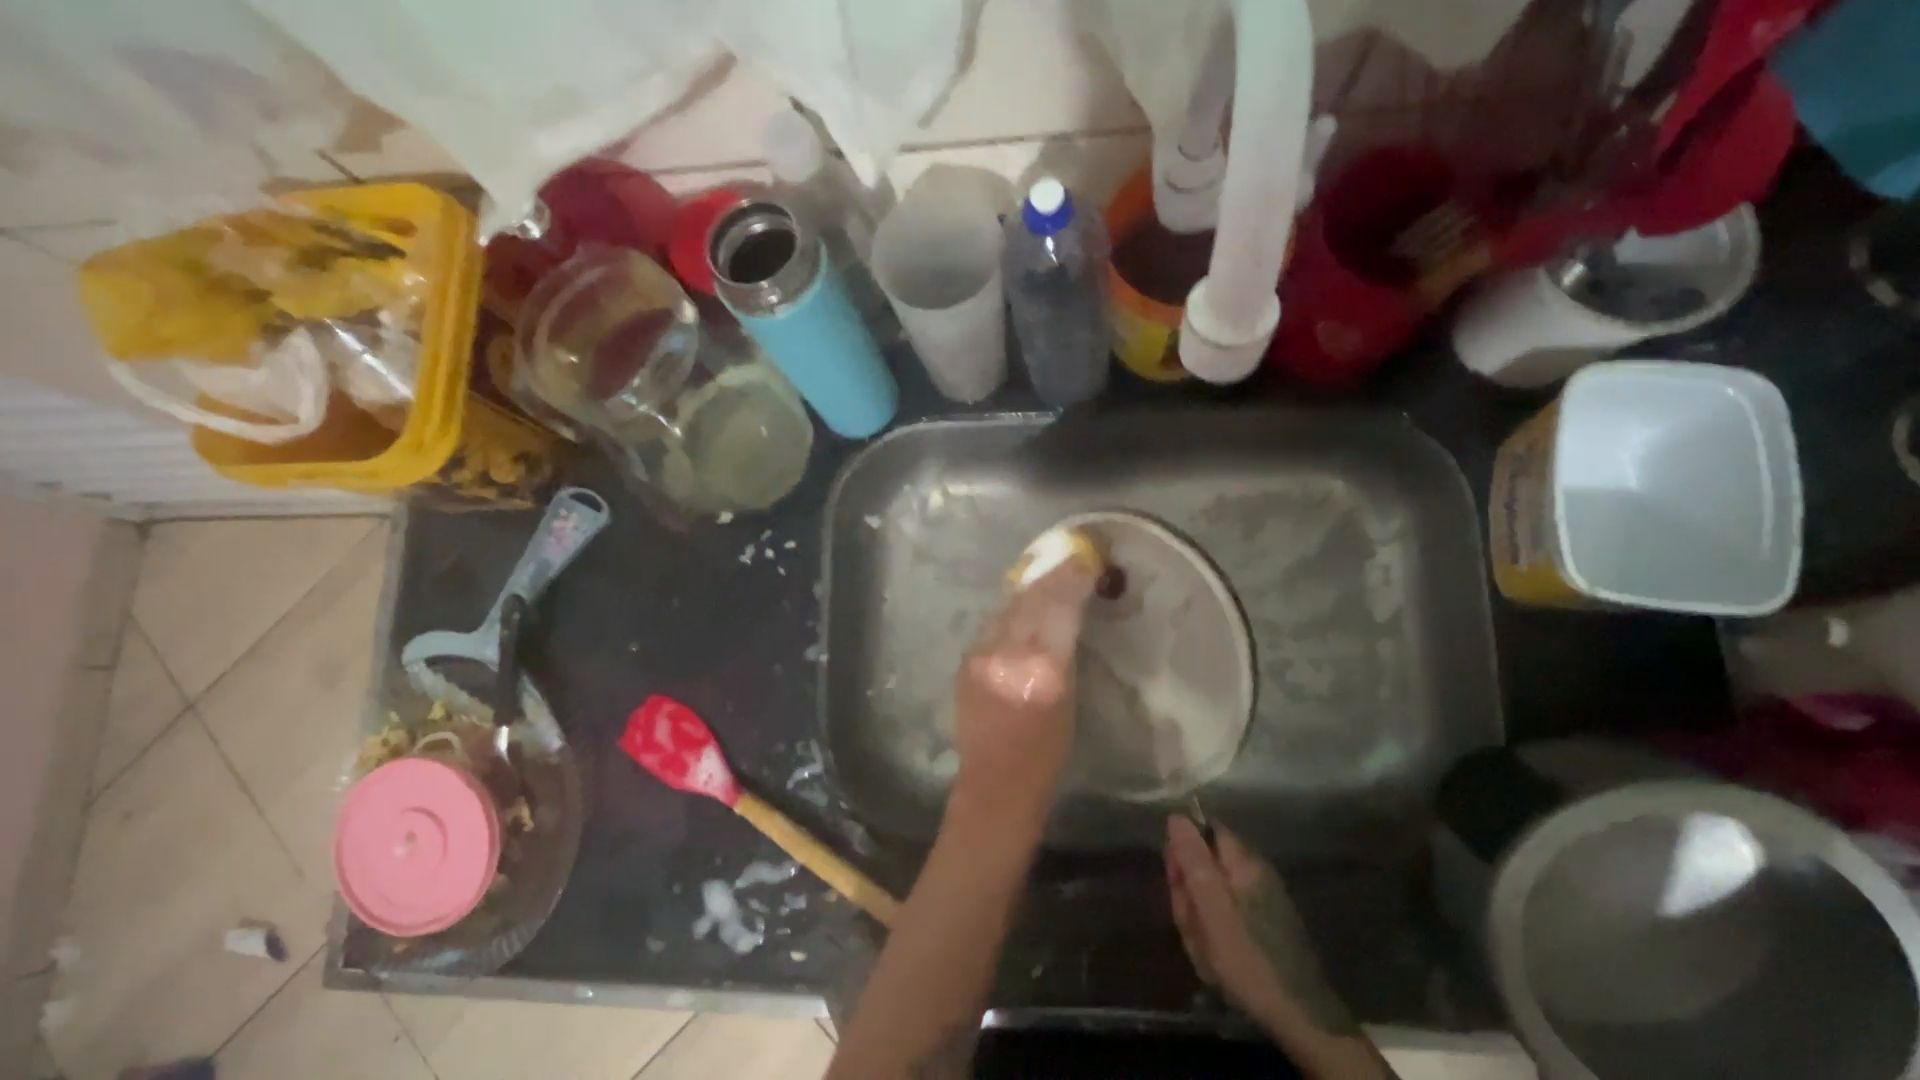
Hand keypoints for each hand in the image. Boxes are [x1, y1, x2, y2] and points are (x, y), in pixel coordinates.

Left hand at [949, 556, 1098, 827]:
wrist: (995, 782)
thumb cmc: (1047, 750)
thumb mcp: (1069, 696)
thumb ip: (1063, 649)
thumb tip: (1066, 612)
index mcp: (1042, 665)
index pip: (1059, 604)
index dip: (1074, 576)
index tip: (1088, 557)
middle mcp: (1007, 652)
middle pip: (1031, 598)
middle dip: (1053, 576)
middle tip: (1071, 561)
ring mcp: (980, 655)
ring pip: (1007, 607)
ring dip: (1029, 591)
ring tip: (1047, 580)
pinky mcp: (965, 662)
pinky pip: (991, 625)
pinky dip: (1009, 614)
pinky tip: (1019, 613)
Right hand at [1164, 816, 1301, 1016]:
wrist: (1298, 1012)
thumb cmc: (1247, 959)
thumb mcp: (1211, 910)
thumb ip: (1194, 861)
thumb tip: (1177, 817)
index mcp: (1244, 864)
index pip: (1204, 832)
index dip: (1183, 853)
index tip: (1176, 883)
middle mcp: (1257, 872)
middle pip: (1209, 863)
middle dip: (1190, 890)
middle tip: (1190, 924)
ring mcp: (1266, 897)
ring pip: (1216, 893)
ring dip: (1200, 916)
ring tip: (1203, 947)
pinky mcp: (1268, 922)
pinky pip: (1229, 914)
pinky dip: (1216, 931)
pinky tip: (1219, 957)